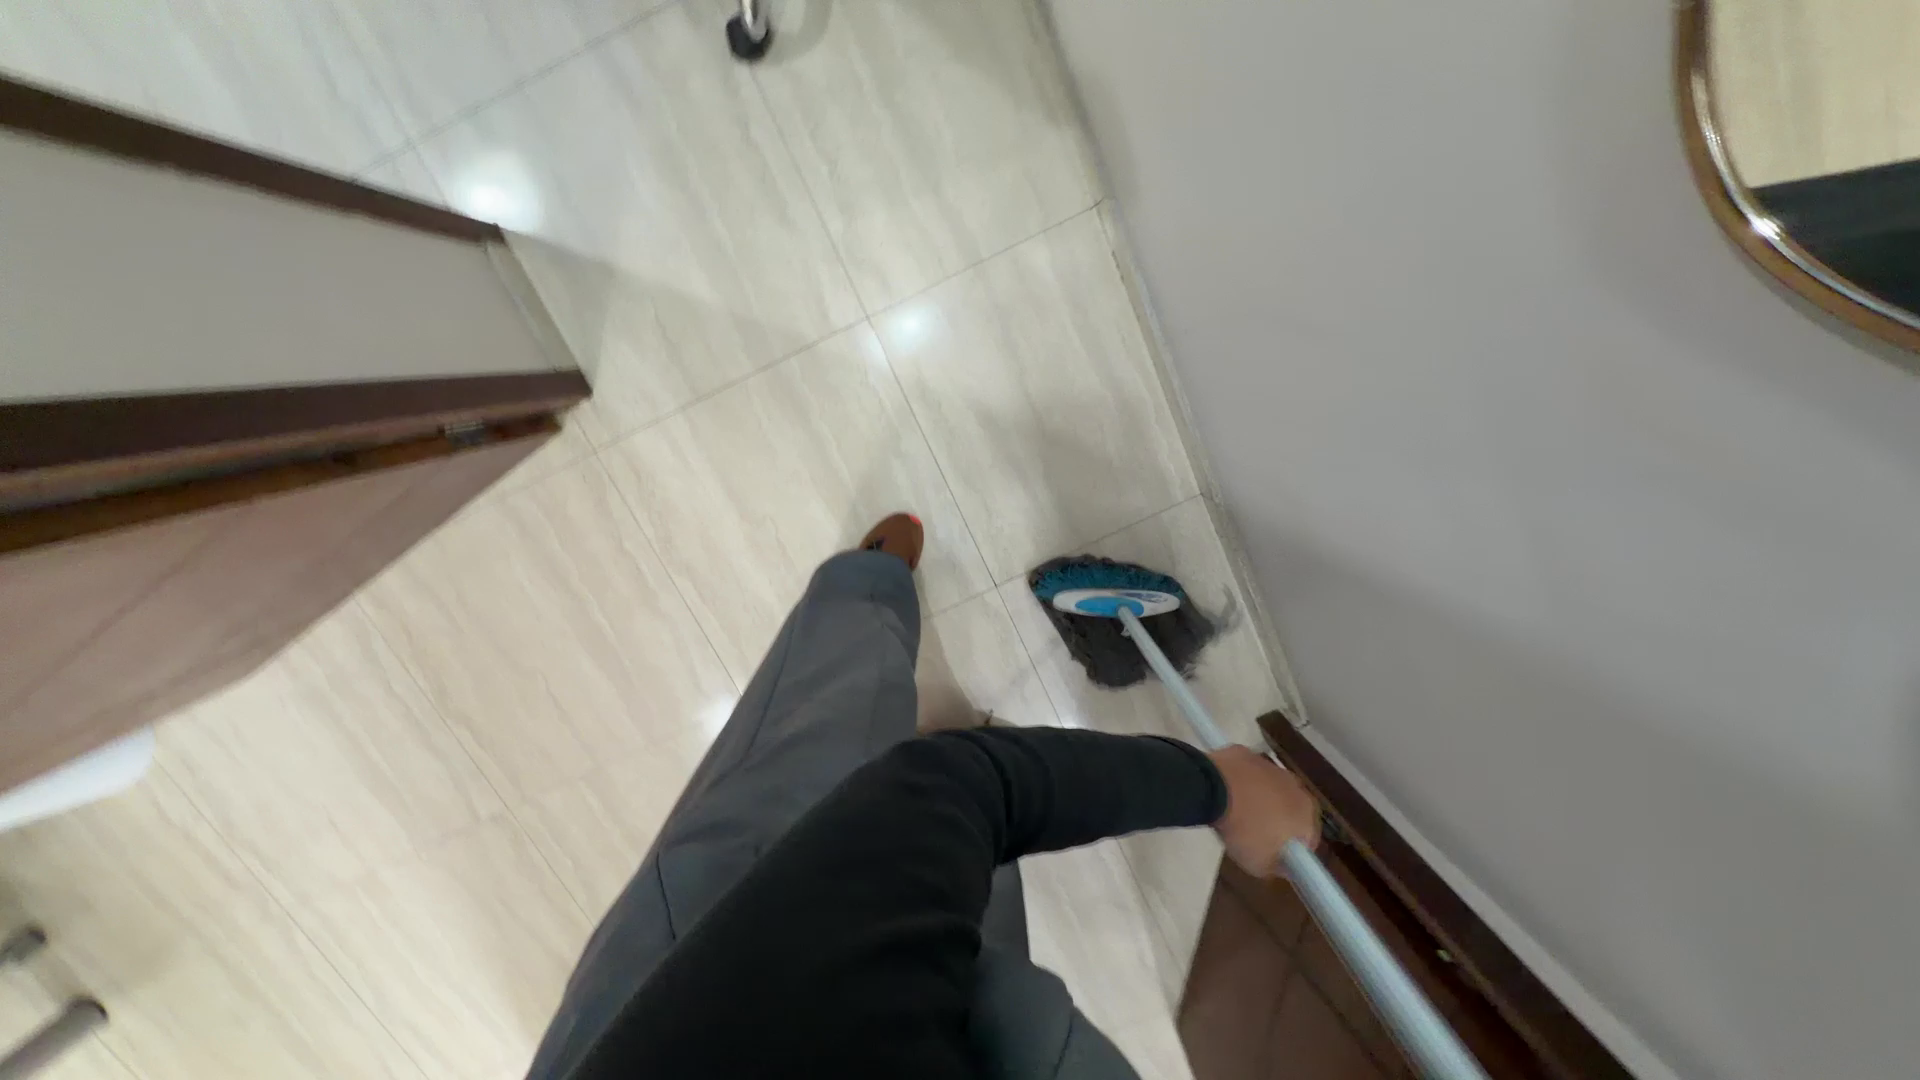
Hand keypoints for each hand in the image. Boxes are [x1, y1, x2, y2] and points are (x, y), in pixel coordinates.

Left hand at [1207, 745, 1321, 877]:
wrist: (1213, 787)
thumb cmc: (1243, 830)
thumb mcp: (1260, 865)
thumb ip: (1277, 867)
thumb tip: (1284, 865)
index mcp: (1307, 813)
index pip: (1308, 839)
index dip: (1293, 851)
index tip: (1275, 856)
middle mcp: (1296, 786)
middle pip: (1291, 810)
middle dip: (1278, 821)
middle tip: (1255, 834)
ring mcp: (1270, 765)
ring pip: (1270, 788)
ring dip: (1259, 798)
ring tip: (1237, 811)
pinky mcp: (1246, 753)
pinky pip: (1247, 772)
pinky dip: (1240, 779)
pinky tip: (1225, 789)